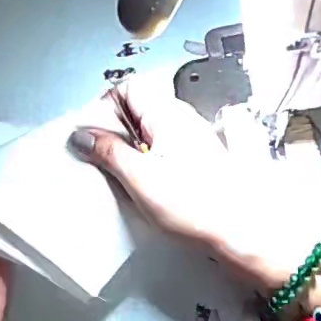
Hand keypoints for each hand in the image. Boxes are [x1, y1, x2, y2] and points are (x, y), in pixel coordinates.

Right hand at [69, 76, 320, 289]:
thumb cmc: (199, 206)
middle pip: (139, 108)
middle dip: (117, 130)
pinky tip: (149, 186)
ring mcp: (195, 140)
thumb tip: (84, 135)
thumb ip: (108, 151)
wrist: (237, 233)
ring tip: (127, 175)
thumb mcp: (138, 177)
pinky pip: (166, 151)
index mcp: (169, 114)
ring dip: (134, 148)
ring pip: (152, 131)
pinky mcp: (200, 162)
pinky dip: (151, 163)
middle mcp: (185, 121)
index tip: (93, 133)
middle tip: (105, 156)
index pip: (128, 87)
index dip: (105, 106)